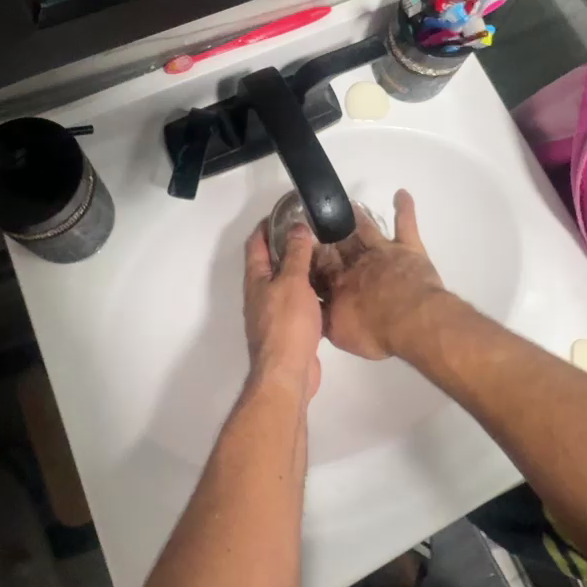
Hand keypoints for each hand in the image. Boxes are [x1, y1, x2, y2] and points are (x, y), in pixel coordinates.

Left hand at [243, 221, 322, 397]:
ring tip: (327, 255)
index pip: (257, 243)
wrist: (287, 375)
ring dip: (303, 269)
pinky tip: (331, 290)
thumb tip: (297, 227)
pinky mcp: (289, 329)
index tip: (286, 211)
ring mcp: (274, 313)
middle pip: (272, 262)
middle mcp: (261, 294)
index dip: (268, 224)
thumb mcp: (293, 282)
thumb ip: (296, 254)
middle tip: (314, 232)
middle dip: (288, 245)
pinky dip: (312, 293)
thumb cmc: (287, 324)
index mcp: (256, 279)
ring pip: (288, 283)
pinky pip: (300, 303)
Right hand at [317, 190, 445, 359]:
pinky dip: (404, 207)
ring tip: (348, 207)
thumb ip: (324, 320)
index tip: (304, 245)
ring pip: (368, 229)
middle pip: (341, 244)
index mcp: (339, 282)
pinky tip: (401, 193)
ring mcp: (383, 251)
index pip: (321, 266)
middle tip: (322, 222)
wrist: (411, 321)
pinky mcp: (408, 248)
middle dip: (330, 233)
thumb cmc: (375, 331)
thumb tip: (311, 312)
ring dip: (359, 217)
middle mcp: (357, 261)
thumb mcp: (340, 334)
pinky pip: (406, 223)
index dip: (313, 256)